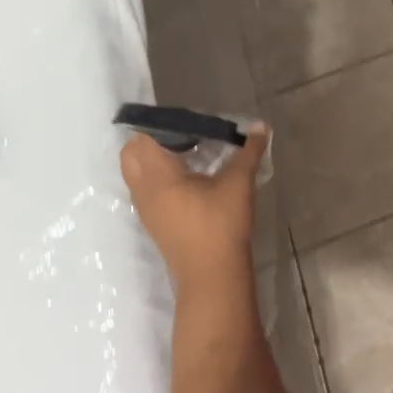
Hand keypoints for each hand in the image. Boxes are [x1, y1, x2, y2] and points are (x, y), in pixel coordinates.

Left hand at [120, 123, 268, 289]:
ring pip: (137, 171)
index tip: (192, 119)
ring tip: (192, 150)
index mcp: (159, 177)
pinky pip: (146, 186)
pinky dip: (160, 172)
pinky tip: (193, 174)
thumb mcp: (240, 181)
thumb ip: (249, 150)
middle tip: (188, 132)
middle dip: (154, 137)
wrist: (211, 273)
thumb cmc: (222, 223)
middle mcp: (144, 190)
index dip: (163, 123)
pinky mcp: (154, 219)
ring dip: (156, 155)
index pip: (143, 138)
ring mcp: (146, 207)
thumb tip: (260, 126)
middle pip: (132, 153)